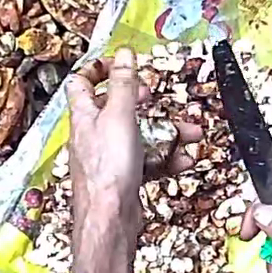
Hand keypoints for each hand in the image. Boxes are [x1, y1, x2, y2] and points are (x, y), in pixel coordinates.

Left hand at [64, 50, 195, 238]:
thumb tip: (123, 54)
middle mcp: (94, 136)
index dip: (98, 69)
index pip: (81, 83)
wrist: (110, 219)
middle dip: (142, 102)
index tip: (119, 63)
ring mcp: (109, 159)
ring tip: (190, 133)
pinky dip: (166, 159)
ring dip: (165, 133)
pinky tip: (183, 160)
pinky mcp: (124, 179)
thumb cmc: (107, 171)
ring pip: (138, 137)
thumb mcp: (119, 116)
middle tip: (154, 97)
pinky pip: (148, 162)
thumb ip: (123, 84)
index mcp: (85, 116)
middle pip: (116, 109)